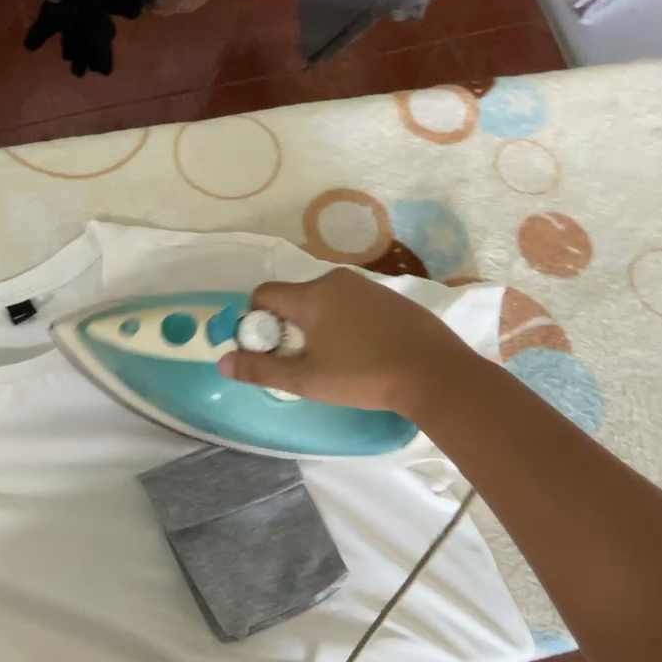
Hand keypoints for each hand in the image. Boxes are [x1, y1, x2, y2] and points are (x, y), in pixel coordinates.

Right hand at [218, 269, 482, 414]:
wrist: (438, 374)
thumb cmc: (364, 376)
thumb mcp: (306, 380)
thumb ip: (261, 369)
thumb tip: (223, 361)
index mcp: (311, 296)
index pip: (263, 294)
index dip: (256, 322)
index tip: (271, 350)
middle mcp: (336, 281)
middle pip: (294, 298)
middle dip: (288, 326)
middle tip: (302, 361)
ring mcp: (367, 286)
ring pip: (324, 301)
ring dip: (318, 325)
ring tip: (334, 359)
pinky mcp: (392, 297)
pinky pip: (352, 305)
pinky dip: (346, 323)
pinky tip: (364, 351)